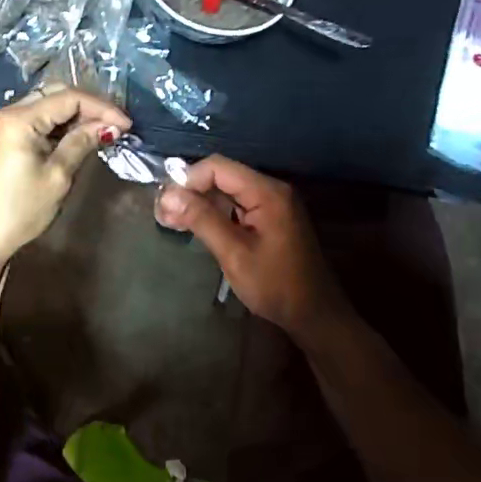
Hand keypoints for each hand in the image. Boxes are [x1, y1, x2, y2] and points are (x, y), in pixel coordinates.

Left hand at [0, 86, 130, 270]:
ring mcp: (5, 126)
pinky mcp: (6, 139)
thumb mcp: (58, 175)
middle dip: (90, 107)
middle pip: (57, 95)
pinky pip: (39, 120)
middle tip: (116, 125)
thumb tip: (108, 126)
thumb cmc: (21, 209)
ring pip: (48, 105)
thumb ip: (82, 143)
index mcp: (21, 119)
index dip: (102, 108)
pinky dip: (61, 125)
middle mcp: (10, 113)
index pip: (69, 98)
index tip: (127, 125)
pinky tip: (80, 137)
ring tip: (104, 131)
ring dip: (77, 115)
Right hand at [156, 156, 347, 338]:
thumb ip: (203, 220)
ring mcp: (274, 202)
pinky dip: (218, 212)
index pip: (219, 167)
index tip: (167, 205)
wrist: (316, 314)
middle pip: (224, 175)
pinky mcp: (273, 216)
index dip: (189, 180)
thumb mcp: (234, 254)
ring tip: (174, 222)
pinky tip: (199, 227)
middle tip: (165, 215)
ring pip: (229, 190)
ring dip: (203, 202)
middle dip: (193, 191)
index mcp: (267, 192)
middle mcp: (272, 189)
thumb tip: (168, 195)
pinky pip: (240, 204)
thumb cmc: (276, 286)